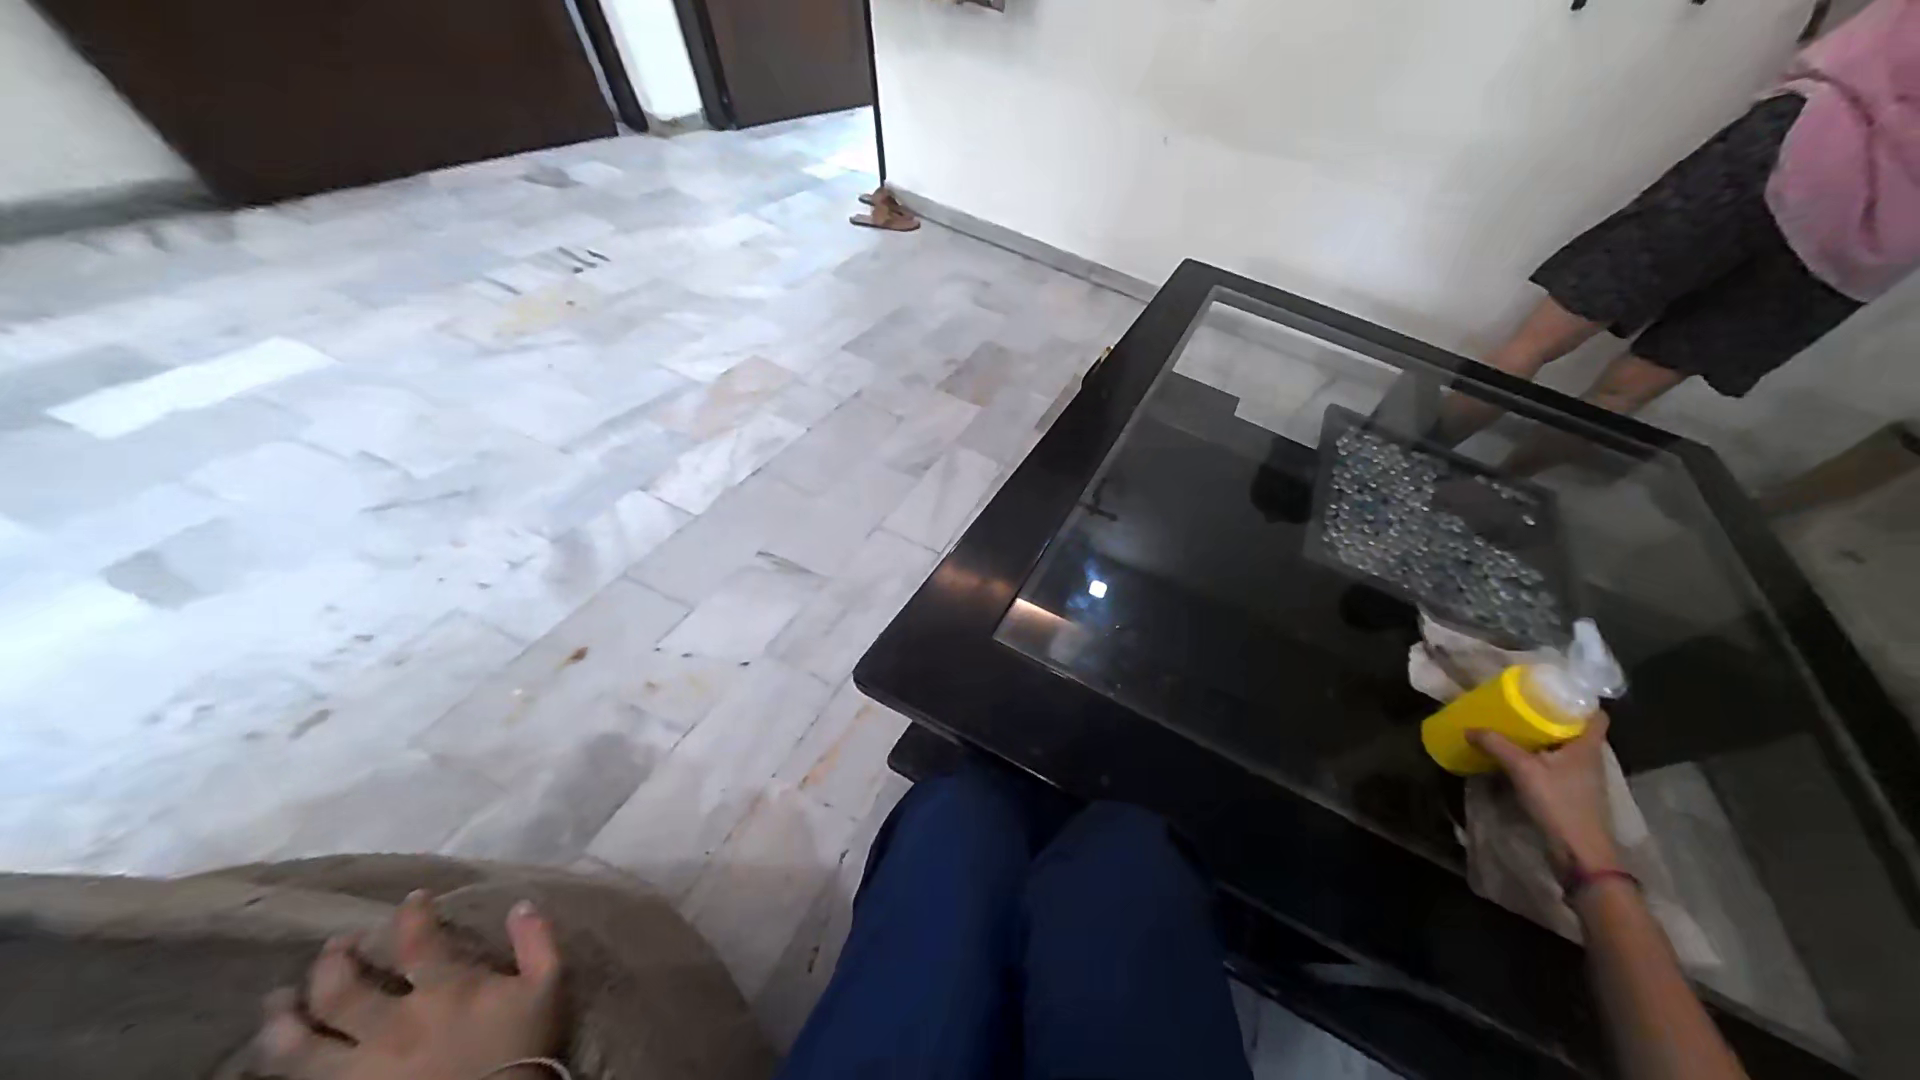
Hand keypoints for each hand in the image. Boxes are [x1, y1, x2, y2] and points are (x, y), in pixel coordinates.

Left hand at [253, 890, 563, 1079]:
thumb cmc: (524, 1046)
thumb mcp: (547, 985)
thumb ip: (537, 941)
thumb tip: (519, 905)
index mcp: (443, 990)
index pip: (417, 939)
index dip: (411, 913)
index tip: (412, 899)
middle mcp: (390, 1025)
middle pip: (340, 990)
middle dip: (332, 961)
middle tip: (336, 945)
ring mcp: (359, 1070)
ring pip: (297, 1046)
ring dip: (281, 1019)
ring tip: (277, 1001)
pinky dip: (282, 1065)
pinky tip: (280, 1052)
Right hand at [1467, 712, 1619, 875]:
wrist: (1579, 851)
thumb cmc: (1559, 803)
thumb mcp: (1523, 769)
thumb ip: (1496, 745)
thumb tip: (1469, 727)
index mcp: (1587, 746)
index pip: (1596, 715)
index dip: (1580, 700)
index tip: (1554, 688)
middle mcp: (1589, 758)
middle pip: (1576, 728)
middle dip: (1552, 714)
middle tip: (1522, 701)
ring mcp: (1581, 777)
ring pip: (1563, 746)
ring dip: (1542, 735)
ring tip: (1513, 724)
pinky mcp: (1570, 791)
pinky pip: (1554, 762)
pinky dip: (1538, 754)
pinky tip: (1515, 754)